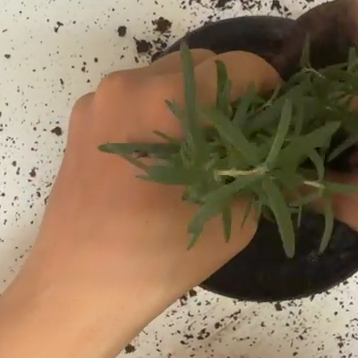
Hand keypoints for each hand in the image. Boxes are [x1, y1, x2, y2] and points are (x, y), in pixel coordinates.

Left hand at [0, 50, 279, 357]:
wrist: (77, 290)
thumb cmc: (156, 257)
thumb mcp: (233, 218)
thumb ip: (260, 172)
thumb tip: (276, 151)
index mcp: (166, 99)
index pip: (240, 67)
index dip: (271, 88)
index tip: (280, 117)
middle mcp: (127, 86)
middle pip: (199, 66)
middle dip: (231, 94)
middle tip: (247, 137)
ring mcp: (98, 103)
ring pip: (163, 82)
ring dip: (193, 105)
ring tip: (207, 152)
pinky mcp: (81, 126)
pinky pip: (133, 104)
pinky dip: (159, 119)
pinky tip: (169, 162)